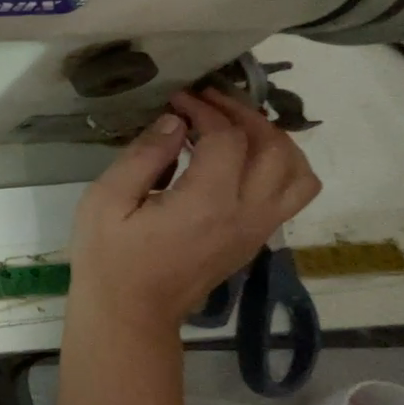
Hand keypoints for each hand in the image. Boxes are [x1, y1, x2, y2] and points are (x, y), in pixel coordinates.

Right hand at [68, 89, 320, 335]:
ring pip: (298, 173)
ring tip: (233, 125)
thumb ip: (141, 159)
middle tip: (207, 101)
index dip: (204, 110)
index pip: (227, 140)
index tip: (175, 97)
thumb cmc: (108, 253)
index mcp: (208, 201)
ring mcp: (259, 227)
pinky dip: (276, 163)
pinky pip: (291, 192)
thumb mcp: (105, 200)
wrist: (131, 306)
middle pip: (275, 151)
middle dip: (245, 116)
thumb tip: (172, 123)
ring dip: (273, 141)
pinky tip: (238, 157)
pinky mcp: (256, 236)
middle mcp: (247, 212)